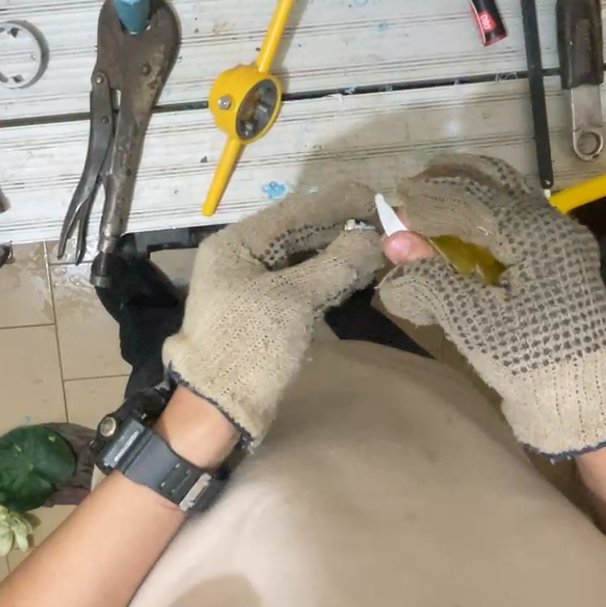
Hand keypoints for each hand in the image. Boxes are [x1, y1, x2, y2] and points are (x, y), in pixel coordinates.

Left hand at [164, 184, 383, 440]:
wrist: (218, 405)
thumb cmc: (250, 346)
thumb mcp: (296, 301)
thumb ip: (336, 264)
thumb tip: (374, 237)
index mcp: (237, 243)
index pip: (296, 211)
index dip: (340, 204)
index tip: (379, 200)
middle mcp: (240, 256)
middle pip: (298, 232)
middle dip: (342, 229)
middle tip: (386, 225)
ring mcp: (249, 283)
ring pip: (301, 257)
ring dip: (338, 253)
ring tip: (379, 248)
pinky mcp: (261, 309)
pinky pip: (298, 281)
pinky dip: (326, 276)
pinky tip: (355, 274)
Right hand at [378, 154, 605, 455]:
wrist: (585, 401)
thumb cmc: (530, 357)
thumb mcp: (473, 319)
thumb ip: (431, 274)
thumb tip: (392, 240)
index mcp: (537, 233)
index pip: (473, 196)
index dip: (429, 197)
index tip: (393, 202)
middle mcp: (554, 227)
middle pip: (497, 186)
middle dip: (452, 186)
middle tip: (412, 194)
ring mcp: (560, 247)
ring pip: (508, 204)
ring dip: (467, 204)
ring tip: (429, 215)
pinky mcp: (558, 268)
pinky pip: (515, 230)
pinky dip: (483, 227)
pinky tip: (458, 241)